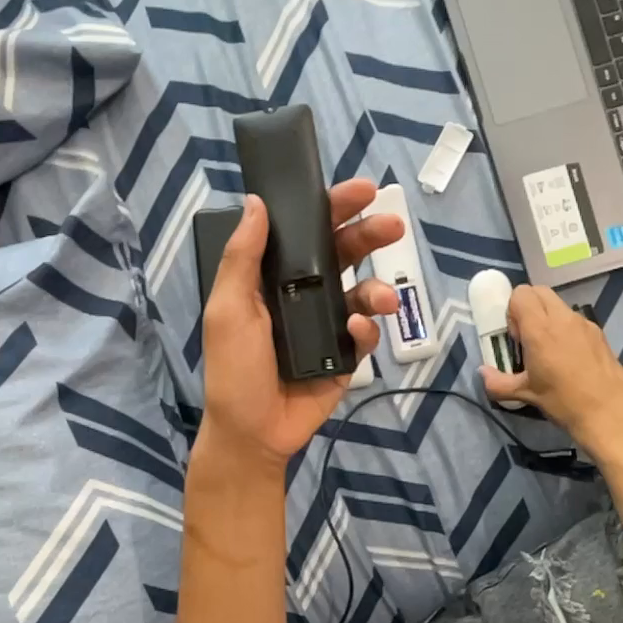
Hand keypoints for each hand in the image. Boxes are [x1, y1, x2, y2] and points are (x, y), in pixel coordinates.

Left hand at [197, 179, 402, 468]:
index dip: (333, 208)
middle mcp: (303, 295)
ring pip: (362, 293)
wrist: (253, 432)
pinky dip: (366, 330)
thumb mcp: (229, 309)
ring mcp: (327, 327)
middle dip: (370, 236)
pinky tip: (357, 334)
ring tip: (384, 298)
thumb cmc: (234, 369)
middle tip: (394, 225)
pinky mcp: (344, 358)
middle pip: (343, 255)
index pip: (306, 233)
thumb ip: (243, 258)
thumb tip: (256, 203)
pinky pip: (365, 335)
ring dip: (377, 289)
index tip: (363, 190)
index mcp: (273, 279)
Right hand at [481, 285, 622, 450]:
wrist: (609, 414)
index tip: (514, 337)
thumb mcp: (526, 395)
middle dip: (528, 307)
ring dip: (547, 317)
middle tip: (526, 338)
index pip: (521, 294)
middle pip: (539, 291)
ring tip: (548, 349)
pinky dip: (564, 328)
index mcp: (541, 330)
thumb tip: (482, 373)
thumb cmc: (564, 403)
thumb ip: (498, 383)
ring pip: (558, 304)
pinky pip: (574, 319)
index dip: (512, 311)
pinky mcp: (599, 333)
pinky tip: (569, 358)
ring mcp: (584, 323)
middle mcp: (563, 319)